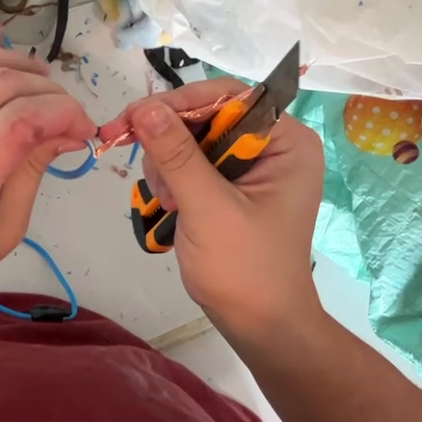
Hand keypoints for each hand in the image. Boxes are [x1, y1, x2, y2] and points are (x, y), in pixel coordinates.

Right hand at [98, 78, 324, 333]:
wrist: (259, 324)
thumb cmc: (244, 267)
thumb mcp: (207, 207)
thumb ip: (176, 155)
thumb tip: (145, 108)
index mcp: (287, 142)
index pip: (228, 97)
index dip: (179, 103)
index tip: (134, 118)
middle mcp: (274, 145)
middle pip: (208, 116)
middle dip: (170, 140)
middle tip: (144, 167)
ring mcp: (253, 166)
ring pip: (193, 138)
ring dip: (168, 163)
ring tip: (165, 200)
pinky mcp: (233, 185)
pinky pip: (193, 162)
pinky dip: (172, 177)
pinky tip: (169, 203)